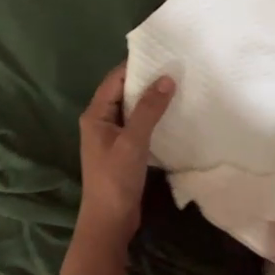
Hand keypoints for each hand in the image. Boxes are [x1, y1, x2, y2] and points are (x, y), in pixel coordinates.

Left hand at [76, 65, 174, 245]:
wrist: (110, 221)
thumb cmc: (115, 179)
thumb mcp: (133, 142)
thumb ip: (148, 109)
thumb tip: (166, 78)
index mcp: (95, 115)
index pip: (115, 79)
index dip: (136, 65)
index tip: (162, 53)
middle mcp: (100, 122)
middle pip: (123, 92)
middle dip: (147, 80)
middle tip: (176, 67)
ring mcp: (111, 137)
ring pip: (132, 110)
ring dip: (151, 100)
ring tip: (179, 86)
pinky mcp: (123, 151)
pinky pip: (138, 126)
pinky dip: (153, 118)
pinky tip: (173, 116)